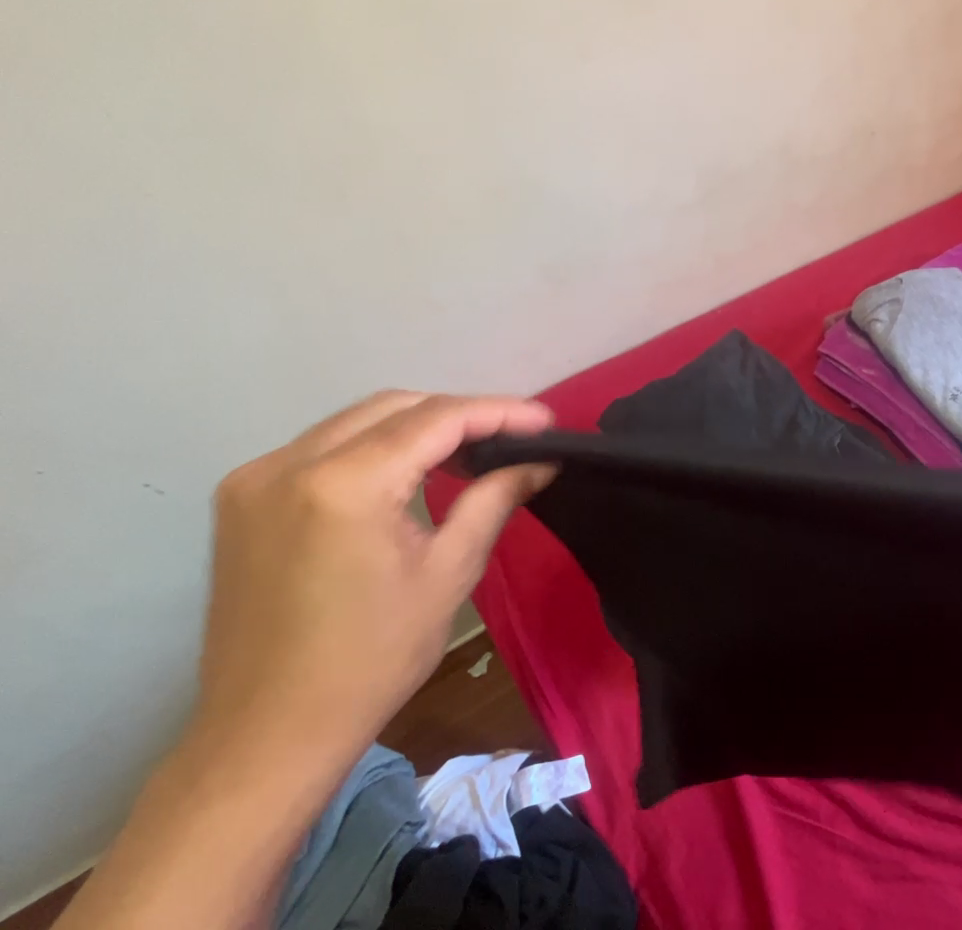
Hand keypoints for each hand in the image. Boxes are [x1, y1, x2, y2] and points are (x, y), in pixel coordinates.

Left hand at [194, 391, 554, 764]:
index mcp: (344, 485)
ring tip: (473, 449)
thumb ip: (494, 499)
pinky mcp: (242, 499)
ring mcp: (255, 480)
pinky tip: (411, 471)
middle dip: (459, 414)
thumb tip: (542, 462)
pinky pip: (323, 447)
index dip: (498, 412)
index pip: (435, 420)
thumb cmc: (376, 655)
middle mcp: (288, 465)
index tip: (547, 421)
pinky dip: (375, 446)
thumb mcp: (451, 571)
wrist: (272, 727)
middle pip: (392, 408)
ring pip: (354, 421)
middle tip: (516, 436)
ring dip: (417, 425)